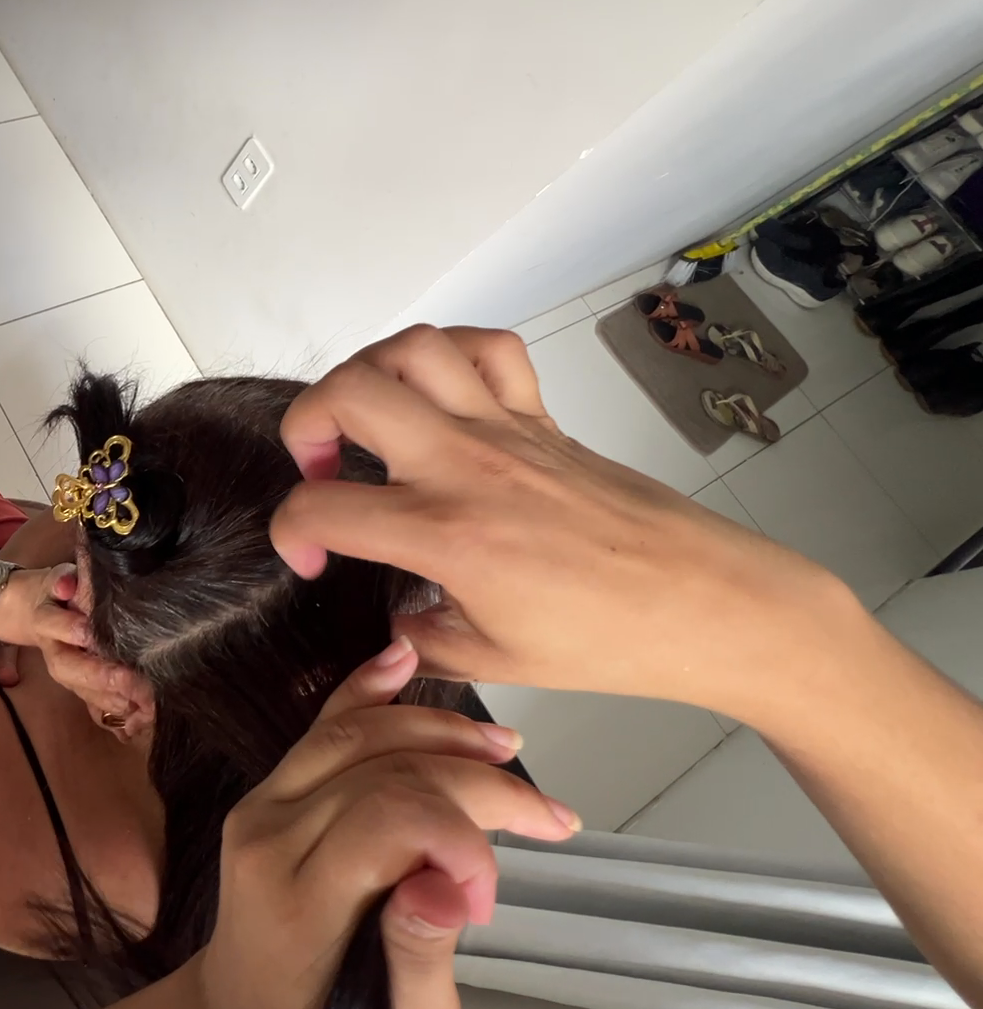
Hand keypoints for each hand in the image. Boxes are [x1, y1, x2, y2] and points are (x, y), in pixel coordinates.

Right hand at [0, 566, 154, 738]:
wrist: (42, 612)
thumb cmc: (60, 592)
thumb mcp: (59, 577)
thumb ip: (63, 579)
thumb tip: (67, 584)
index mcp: (45, 621)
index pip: (51, 625)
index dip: (70, 630)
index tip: (90, 633)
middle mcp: (55, 652)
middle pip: (69, 669)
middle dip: (99, 676)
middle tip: (129, 679)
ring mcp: (68, 674)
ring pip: (84, 692)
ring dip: (113, 699)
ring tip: (142, 700)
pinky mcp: (81, 688)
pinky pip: (95, 706)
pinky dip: (116, 715)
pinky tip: (139, 718)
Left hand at [194, 637, 576, 1008]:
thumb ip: (419, 959)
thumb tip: (451, 884)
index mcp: (300, 898)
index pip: (388, 817)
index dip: (462, 834)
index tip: (493, 889)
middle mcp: (269, 834)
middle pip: (379, 768)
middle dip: (473, 778)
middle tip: (545, 812)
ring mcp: (259, 804)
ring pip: (349, 734)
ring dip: (432, 728)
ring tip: (503, 746)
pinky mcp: (264, 793)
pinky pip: (316, 732)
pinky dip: (361, 693)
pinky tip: (398, 661)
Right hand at [268, 325, 864, 721]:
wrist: (719, 608)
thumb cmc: (607, 642)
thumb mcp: (487, 660)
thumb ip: (415, 635)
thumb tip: (393, 615)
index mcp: (444, 534)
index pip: (319, 509)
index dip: (289, 534)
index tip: (309, 560)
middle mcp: (466, 465)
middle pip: (349, 392)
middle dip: (304, 424)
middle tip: (319, 469)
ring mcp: (506, 429)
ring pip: (411, 348)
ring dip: (364, 375)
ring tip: (365, 420)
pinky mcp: (541, 417)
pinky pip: (486, 349)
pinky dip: (444, 356)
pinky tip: (434, 396)